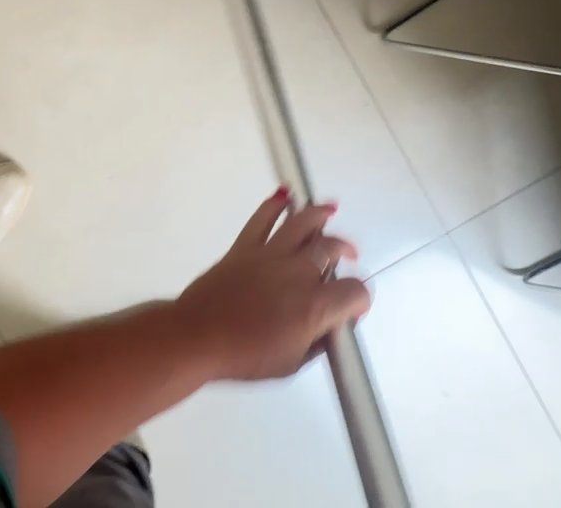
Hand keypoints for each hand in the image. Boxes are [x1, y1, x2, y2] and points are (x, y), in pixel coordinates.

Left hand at [170, 190, 370, 381]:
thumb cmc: (245, 356)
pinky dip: (274, 204)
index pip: (355, 291)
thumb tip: (329, 329)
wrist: (199, 336)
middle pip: (331, 249)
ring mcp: (268, 256)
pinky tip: (284, 196)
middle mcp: (296, 274)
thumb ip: (318, 342)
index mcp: (314, 306)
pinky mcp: (243, 248)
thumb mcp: (293, 363)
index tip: (355, 304)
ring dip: (318, 214)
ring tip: (329, 209)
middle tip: (348, 254)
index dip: (361, 298)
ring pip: (300, 224)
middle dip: (345, 250)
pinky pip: (261, 219)